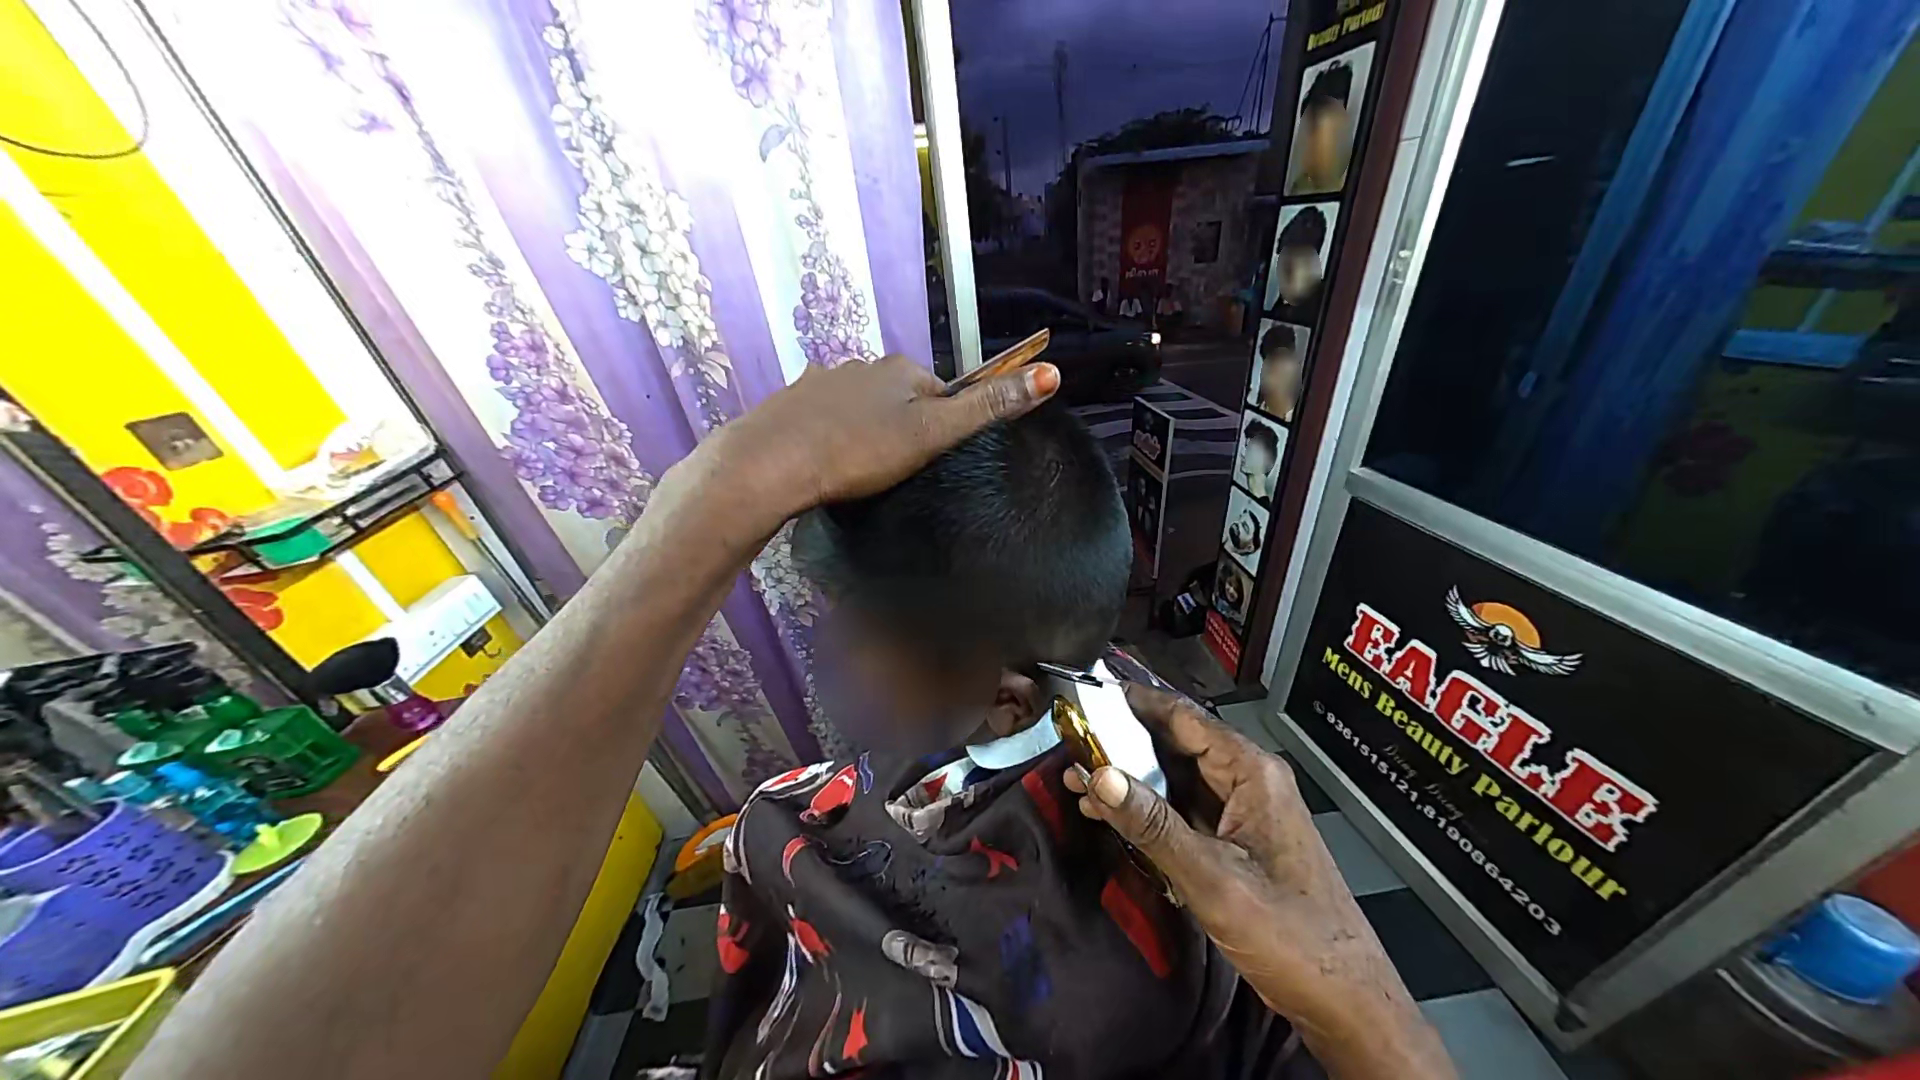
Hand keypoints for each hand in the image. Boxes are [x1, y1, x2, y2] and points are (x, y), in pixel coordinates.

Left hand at [710, 354, 1059, 515]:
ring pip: (862, 404)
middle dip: (904, 425)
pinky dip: (832, 431)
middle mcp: (863, 364)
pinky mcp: (794, 402)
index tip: (928, 457)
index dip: (941, 425)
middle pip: (900, 396)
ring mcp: (824, 380)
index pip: (940, 391)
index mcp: (901, 369)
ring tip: (859, 467)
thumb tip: (1050, 374)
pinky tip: (825, 457)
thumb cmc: (859, 451)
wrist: (772, 463)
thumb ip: (988, 407)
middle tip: (894, 468)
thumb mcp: (933, 434)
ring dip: (868, 429)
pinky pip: (826, 414)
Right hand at [1064, 685, 1455, 1079]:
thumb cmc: (1290, 935)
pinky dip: (1146, 809)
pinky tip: (1109, 815)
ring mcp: (1241, 808)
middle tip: (1070, 747)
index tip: (1085, 698)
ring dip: (1128, 780)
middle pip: (1173, 744)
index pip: (1181, 716)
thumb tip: (1098, 775)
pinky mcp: (1234, 837)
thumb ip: (1153, 825)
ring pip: (1173, 777)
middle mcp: (1246, 778)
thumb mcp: (1213, 878)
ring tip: (1078, 782)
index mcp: (1251, 771)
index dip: (1132, 703)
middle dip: (1120, 744)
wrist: (1347, 1003)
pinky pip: (1182, 808)